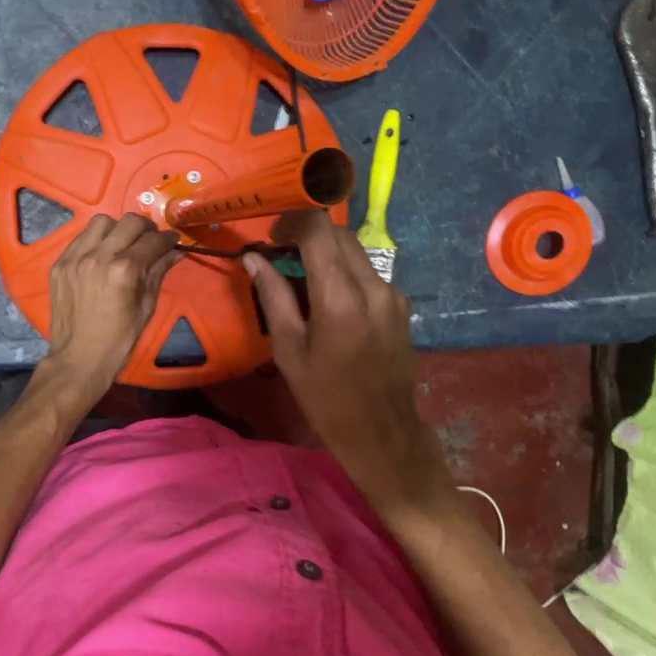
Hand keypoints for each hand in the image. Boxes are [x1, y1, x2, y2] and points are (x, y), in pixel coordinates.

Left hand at [44, 213, 182, 396]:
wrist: (79, 358)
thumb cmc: (119, 339)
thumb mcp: (146, 307)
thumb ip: (158, 273)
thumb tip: (175, 252)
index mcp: (125, 270)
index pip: (153, 240)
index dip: (168, 239)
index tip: (173, 240)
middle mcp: (99, 256)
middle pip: (129, 222)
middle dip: (146, 228)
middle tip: (150, 241)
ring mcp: (75, 258)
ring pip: (101, 222)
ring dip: (118, 229)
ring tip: (122, 244)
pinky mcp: (60, 264)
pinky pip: (80, 238)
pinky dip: (95, 241)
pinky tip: (101, 255)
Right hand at [243, 211, 449, 511]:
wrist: (382, 432)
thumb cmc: (326, 399)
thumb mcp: (290, 351)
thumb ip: (273, 298)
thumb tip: (254, 258)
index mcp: (340, 299)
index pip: (319, 230)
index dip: (291, 222)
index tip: (272, 237)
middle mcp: (373, 287)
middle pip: (339, 235)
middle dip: (308, 235)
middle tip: (280, 254)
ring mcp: (393, 295)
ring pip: (356, 252)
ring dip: (327, 254)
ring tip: (302, 279)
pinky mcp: (401, 305)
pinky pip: (369, 274)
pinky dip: (345, 273)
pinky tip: (329, 301)